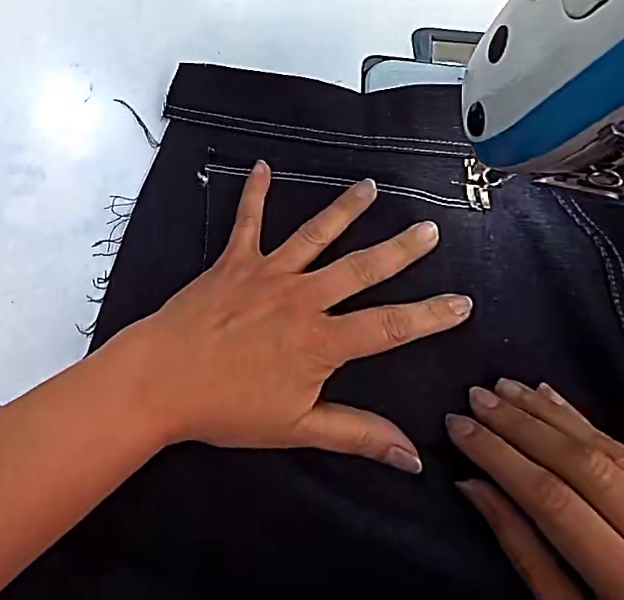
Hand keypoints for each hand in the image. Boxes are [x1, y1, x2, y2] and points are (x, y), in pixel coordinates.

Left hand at [107, 162, 472, 473]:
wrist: (162, 380)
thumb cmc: (226, 408)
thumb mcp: (296, 428)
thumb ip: (356, 434)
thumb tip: (410, 456)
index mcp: (321, 340)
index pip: (390, 326)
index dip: (430, 315)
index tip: (461, 301)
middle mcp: (302, 297)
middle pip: (362, 268)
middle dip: (400, 249)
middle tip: (428, 228)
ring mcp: (269, 273)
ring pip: (316, 234)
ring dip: (345, 209)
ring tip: (370, 188)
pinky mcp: (236, 260)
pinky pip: (249, 220)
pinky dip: (255, 192)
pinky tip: (264, 166)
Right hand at [448, 380, 623, 599]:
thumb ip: (530, 561)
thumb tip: (476, 486)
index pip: (557, 505)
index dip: (502, 459)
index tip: (460, 426)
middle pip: (587, 469)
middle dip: (523, 427)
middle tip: (477, 396)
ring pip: (618, 456)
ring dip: (554, 417)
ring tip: (508, 388)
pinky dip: (595, 432)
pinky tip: (560, 405)